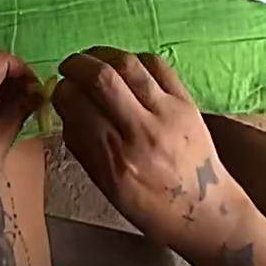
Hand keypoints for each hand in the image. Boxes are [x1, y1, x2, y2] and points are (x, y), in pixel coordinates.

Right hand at [52, 46, 252, 259]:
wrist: (206, 212)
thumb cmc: (151, 206)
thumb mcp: (107, 187)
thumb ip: (82, 146)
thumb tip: (64, 106)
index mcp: (117, 159)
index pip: (79, 107)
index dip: (62, 91)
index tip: (58, 90)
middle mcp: (142, 131)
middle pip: (103, 79)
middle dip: (77, 64)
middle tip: (68, 66)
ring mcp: (168, 113)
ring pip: (129, 65)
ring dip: (102, 54)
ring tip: (91, 58)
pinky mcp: (187, 101)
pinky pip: (157, 65)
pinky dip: (134, 58)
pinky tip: (123, 65)